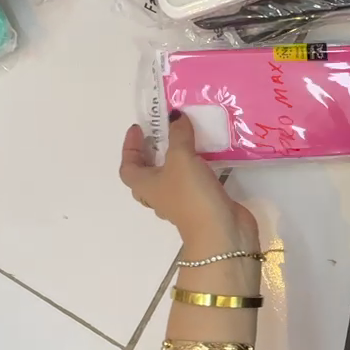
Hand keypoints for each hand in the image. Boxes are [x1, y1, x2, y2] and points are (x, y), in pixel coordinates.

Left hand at [120, 114, 259, 252]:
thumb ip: (179, 134)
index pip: (128, 167)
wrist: (221, 232)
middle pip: (147, 177)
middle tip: (160, 138)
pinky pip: (194, 185)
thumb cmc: (192, 195)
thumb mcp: (182, 158)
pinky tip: (208, 160)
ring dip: (175, 165)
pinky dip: (196, 172)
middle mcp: (160, 196)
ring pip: (171, 182)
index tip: (139, 129)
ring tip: (186, 144)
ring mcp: (182, 204)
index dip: (130, 147)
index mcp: (146, 186)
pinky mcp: (202, 206)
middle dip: (151, 158)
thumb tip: (176, 116)